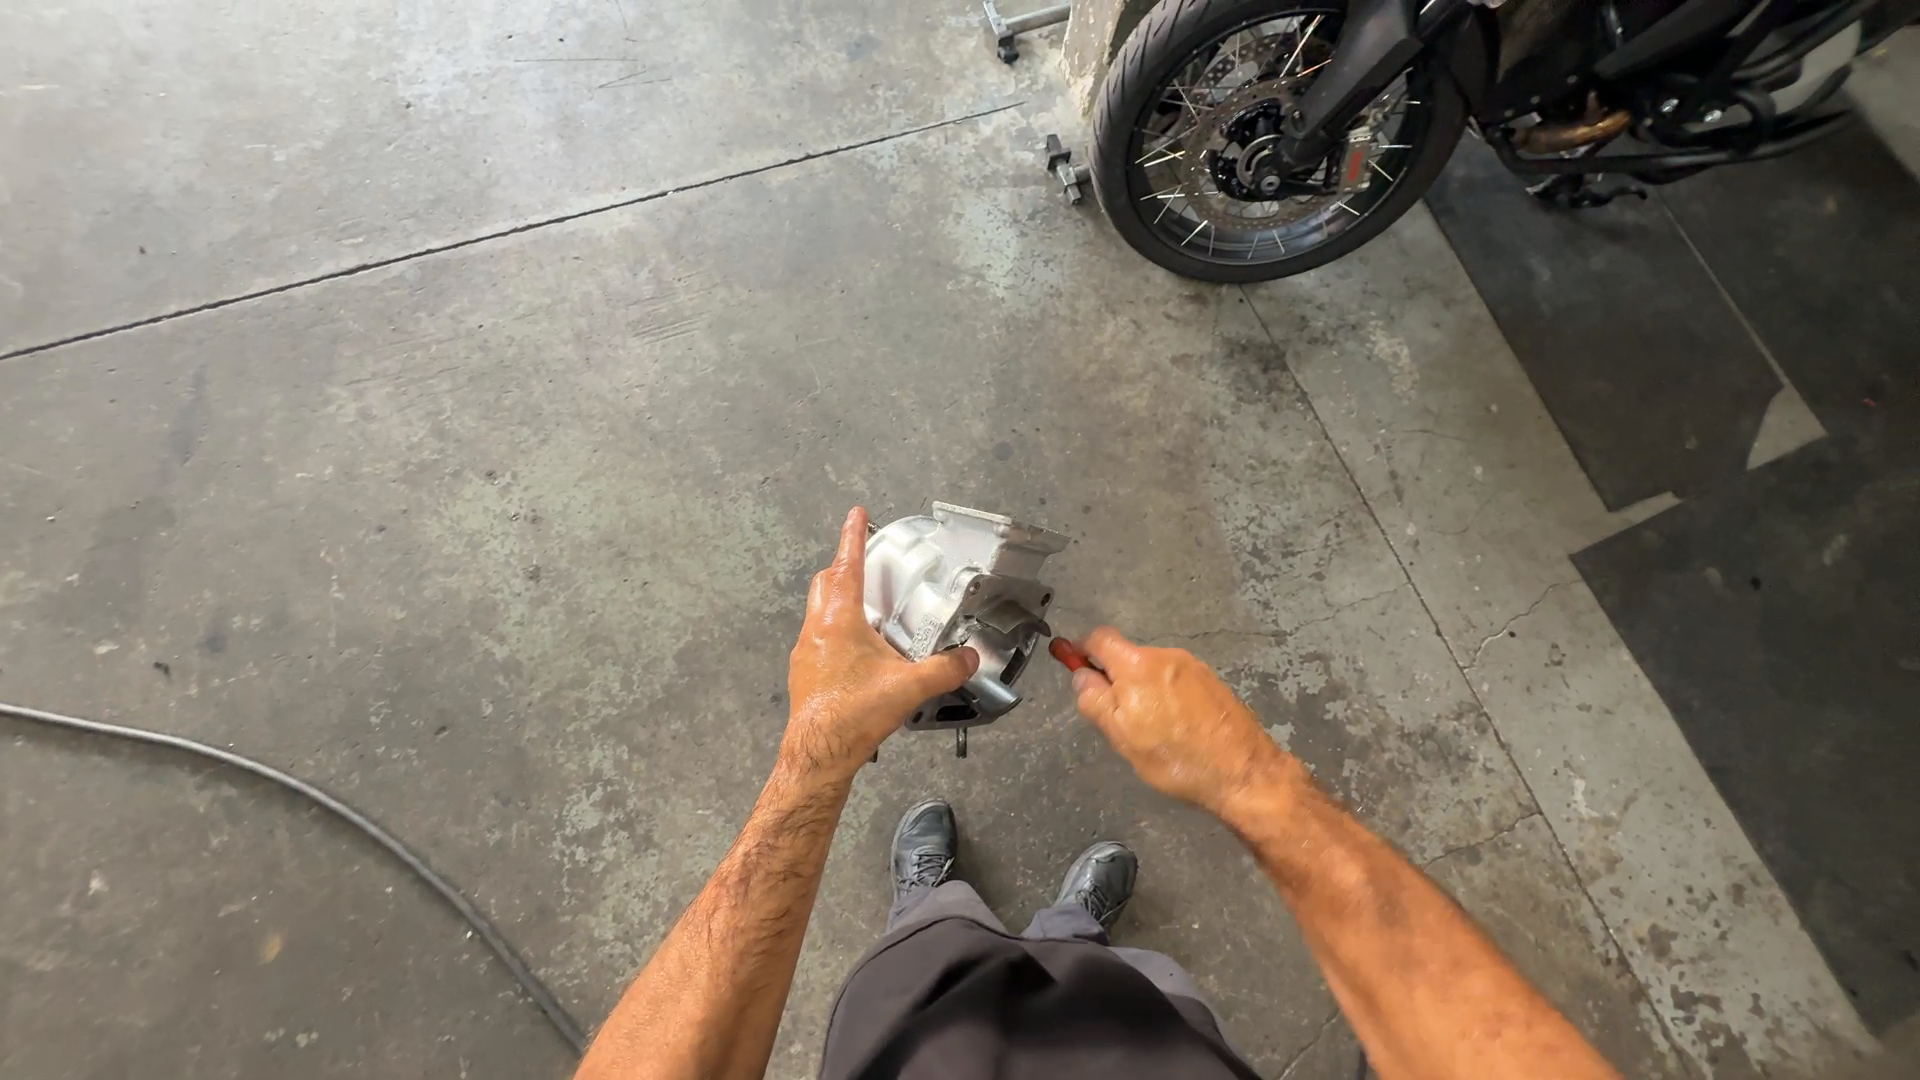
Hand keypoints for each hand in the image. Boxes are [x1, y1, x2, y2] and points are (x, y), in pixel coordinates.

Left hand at [782, 508, 979, 782]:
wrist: (817, 755)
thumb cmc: (851, 717)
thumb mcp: (909, 688)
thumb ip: (945, 669)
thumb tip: (967, 658)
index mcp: (839, 620)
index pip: (846, 565)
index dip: (853, 536)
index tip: (856, 515)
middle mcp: (817, 629)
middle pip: (825, 582)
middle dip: (843, 566)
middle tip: (863, 562)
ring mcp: (806, 651)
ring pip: (819, 610)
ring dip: (840, 600)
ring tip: (868, 610)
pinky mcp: (805, 672)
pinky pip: (819, 638)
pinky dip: (837, 631)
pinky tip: (860, 654)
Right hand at [1070, 626, 1297, 816]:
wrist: (1244, 773)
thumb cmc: (1175, 758)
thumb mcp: (1120, 735)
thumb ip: (1093, 699)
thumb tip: (1080, 674)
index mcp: (1137, 664)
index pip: (1099, 637)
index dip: (1082, 649)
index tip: (1077, 668)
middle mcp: (1165, 655)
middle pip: (1126, 655)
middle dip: (1116, 679)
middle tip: (1119, 719)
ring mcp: (1193, 666)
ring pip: (1151, 670)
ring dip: (1143, 690)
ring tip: (1153, 730)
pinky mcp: (1212, 682)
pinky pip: (1175, 680)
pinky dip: (1166, 697)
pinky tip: (1177, 728)